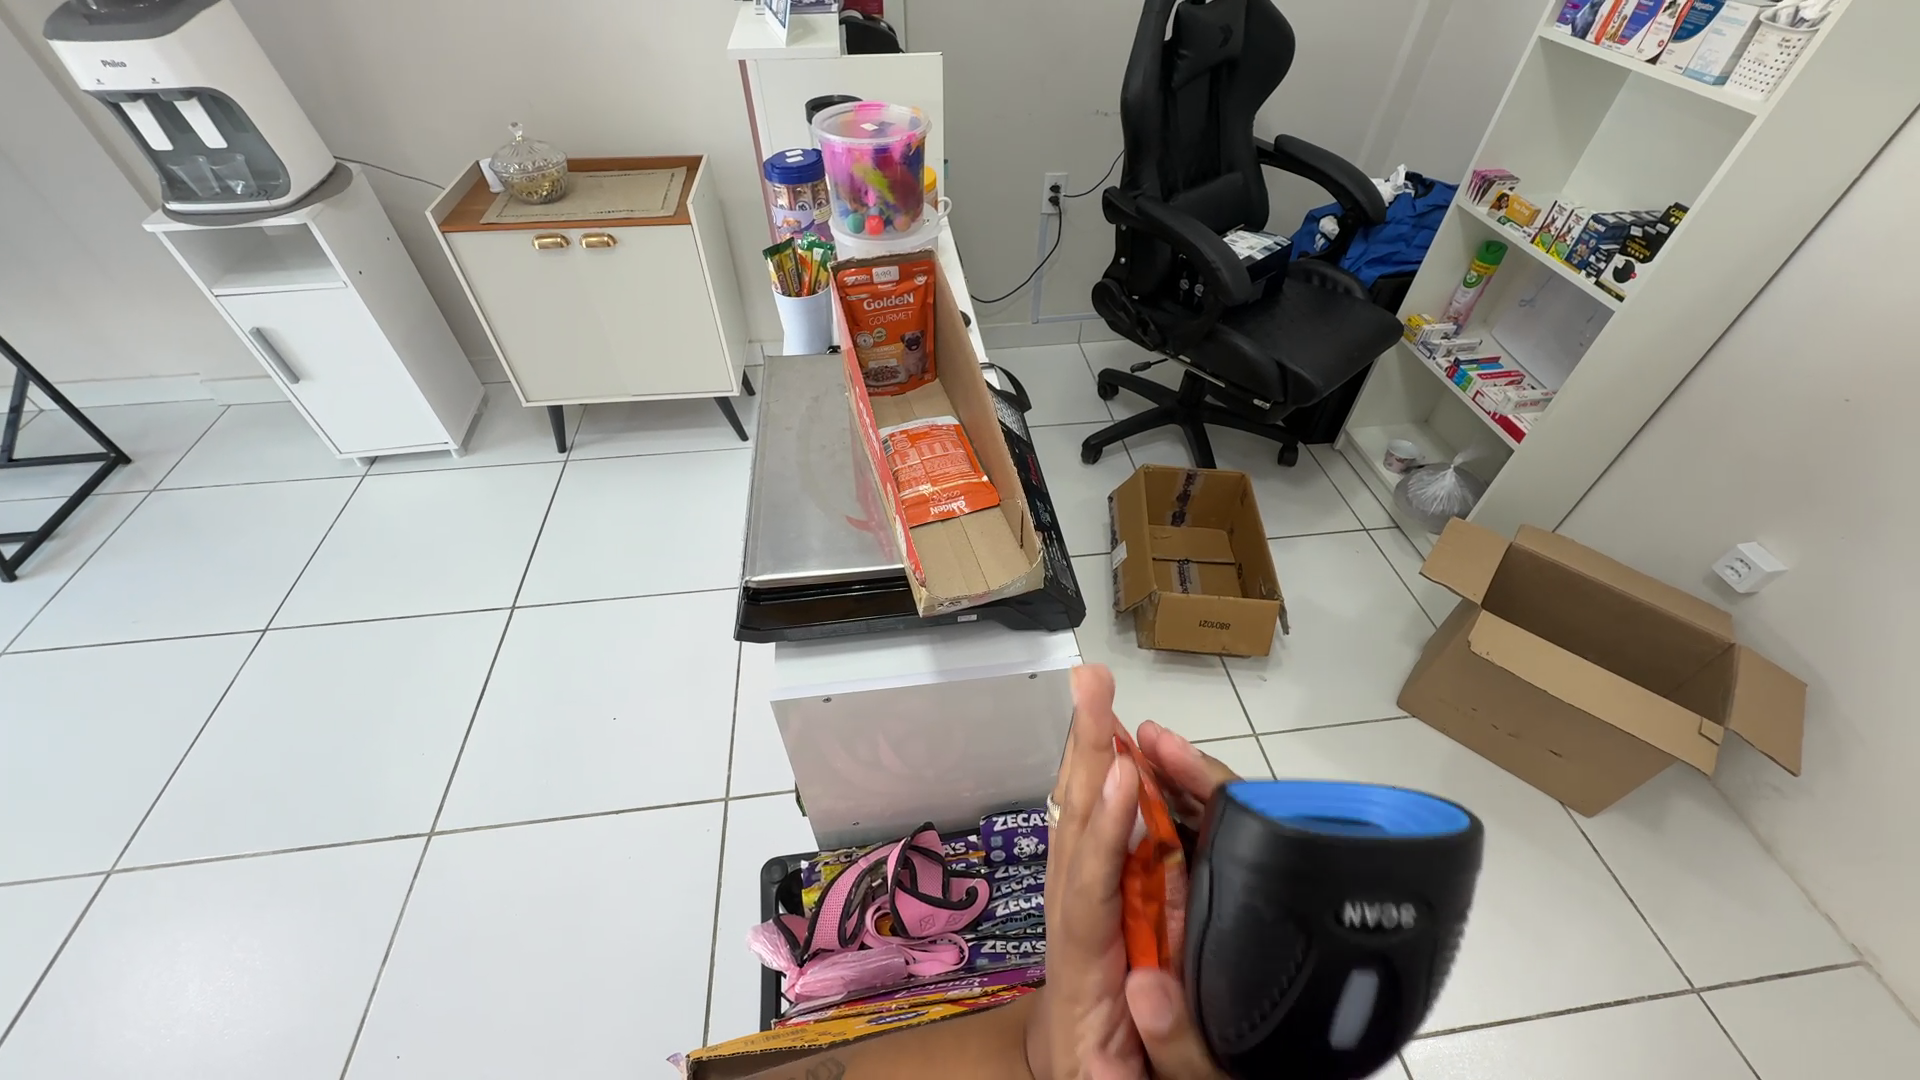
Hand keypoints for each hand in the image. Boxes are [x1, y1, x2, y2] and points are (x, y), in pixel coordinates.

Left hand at [1032, 668, 1238, 1079]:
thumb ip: (1166, 1052)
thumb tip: (1150, 986)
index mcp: (1083, 972)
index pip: (1089, 889)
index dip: (1104, 830)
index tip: (1120, 770)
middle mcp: (1073, 923)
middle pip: (1071, 829)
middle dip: (1082, 754)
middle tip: (1091, 685)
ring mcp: (1079, 903)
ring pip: (1076, 819)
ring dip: (1087, 752)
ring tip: (1095, 692)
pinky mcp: (1095, 896)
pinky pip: (1094, 832)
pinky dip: (1101, 782)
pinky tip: (1113, 742)